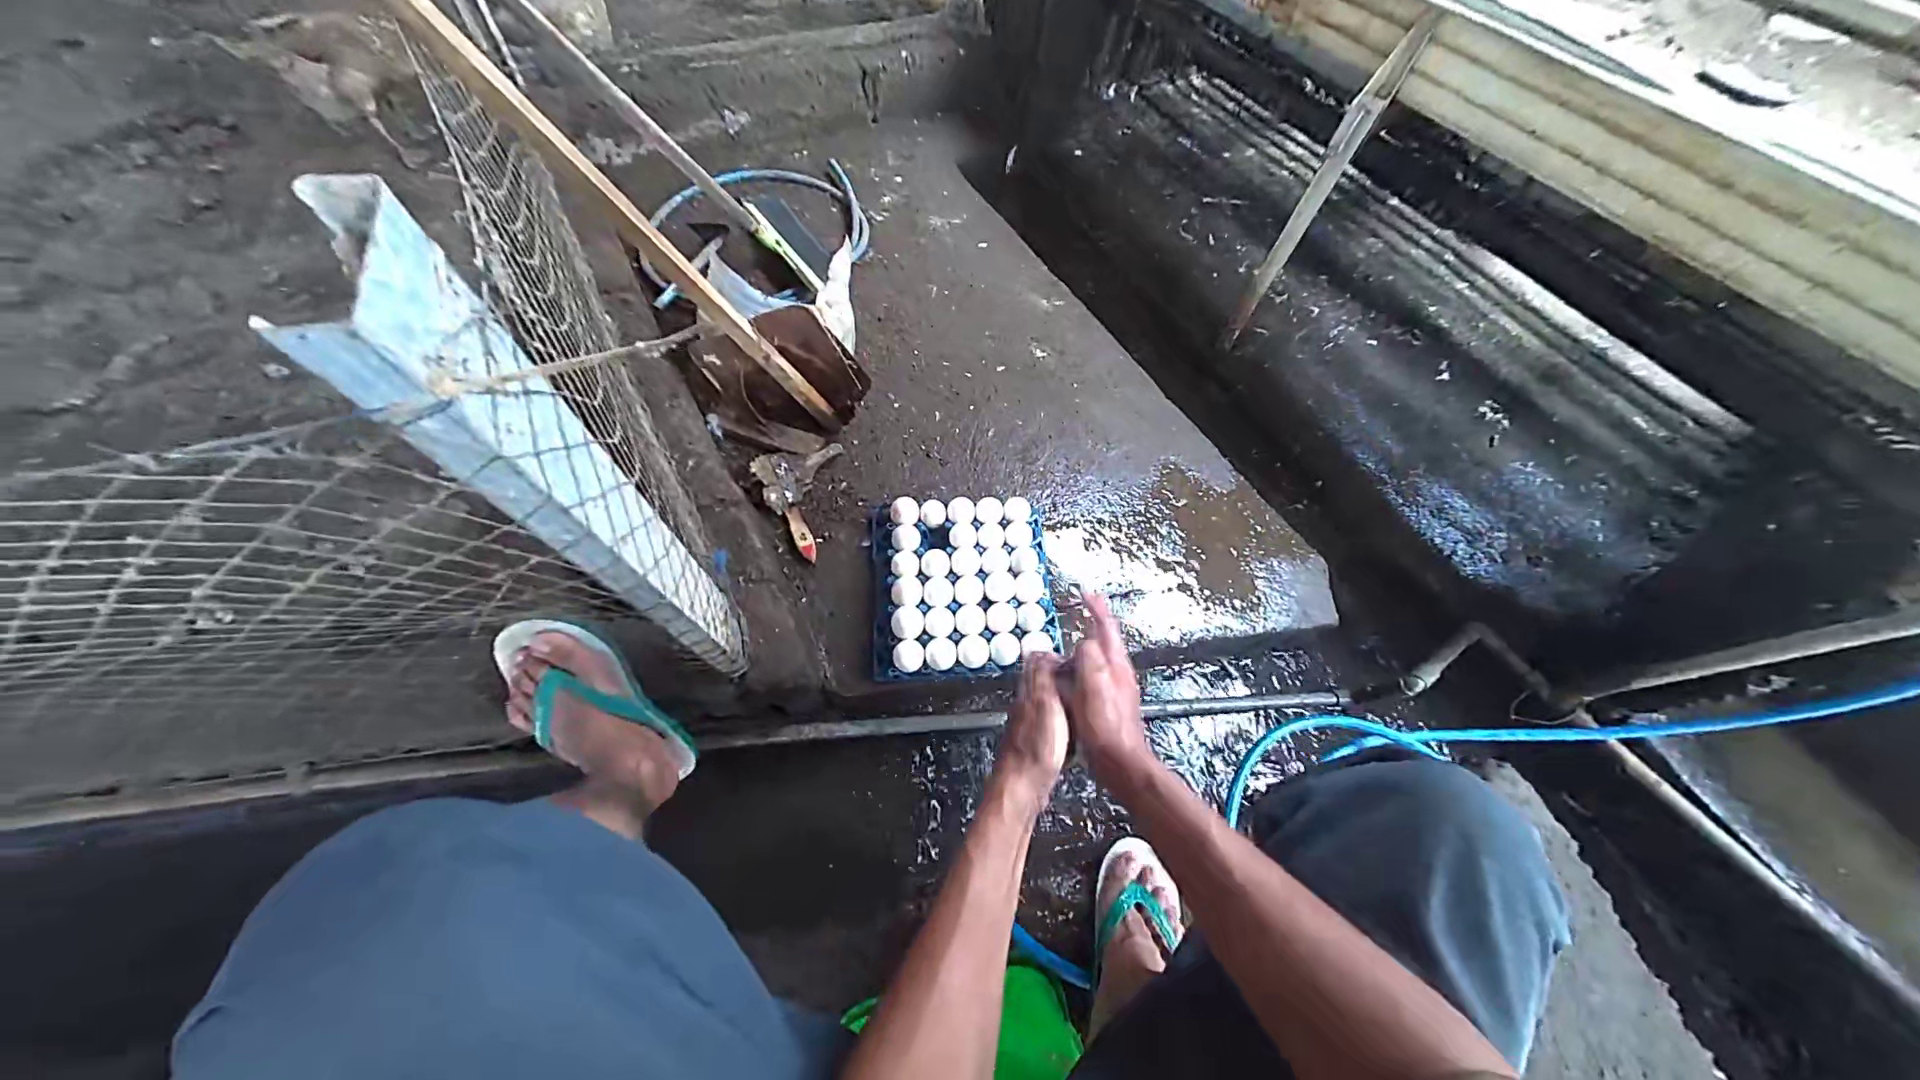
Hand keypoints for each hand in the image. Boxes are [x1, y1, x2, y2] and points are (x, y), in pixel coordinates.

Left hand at [996, 652, 1069, 806]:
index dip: (1055, 658)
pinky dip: (1064, 726)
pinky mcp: (1036, 747)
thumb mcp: (1044, 703)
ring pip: (1048, 706)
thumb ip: (1042, 678)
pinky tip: (1074, 734)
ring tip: (1083, 704)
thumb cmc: (1036, 748)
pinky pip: (1052, 728)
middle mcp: (1026, 708)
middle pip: (1042, 684)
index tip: (1075, 659)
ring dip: (1064, 703)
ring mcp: (1030, 728)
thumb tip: (1039, 650)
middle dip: (1062, 680)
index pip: (1037, 664)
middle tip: (1082, 680)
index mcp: (1029, 694)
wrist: (1022, 787)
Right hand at [1066, 591, 1155, 785]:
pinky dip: (1080, 669)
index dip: (1096, 607)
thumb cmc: (1106, 725)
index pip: (1106, 627)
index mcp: (1115, 664)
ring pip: (1098, 658)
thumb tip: (1082, 644)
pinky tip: (1069, 678)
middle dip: (1092, 623)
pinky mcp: (1108, 704)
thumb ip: (1088, 657)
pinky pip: (1092, 677)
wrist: (1119, 761)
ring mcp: (1115, 689)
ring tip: (1069, 643)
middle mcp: (1119, 673)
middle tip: (1080, 611)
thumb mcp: (1093, 684)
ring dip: (1085, 647)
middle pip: (1105, 640)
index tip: (1086, 592)